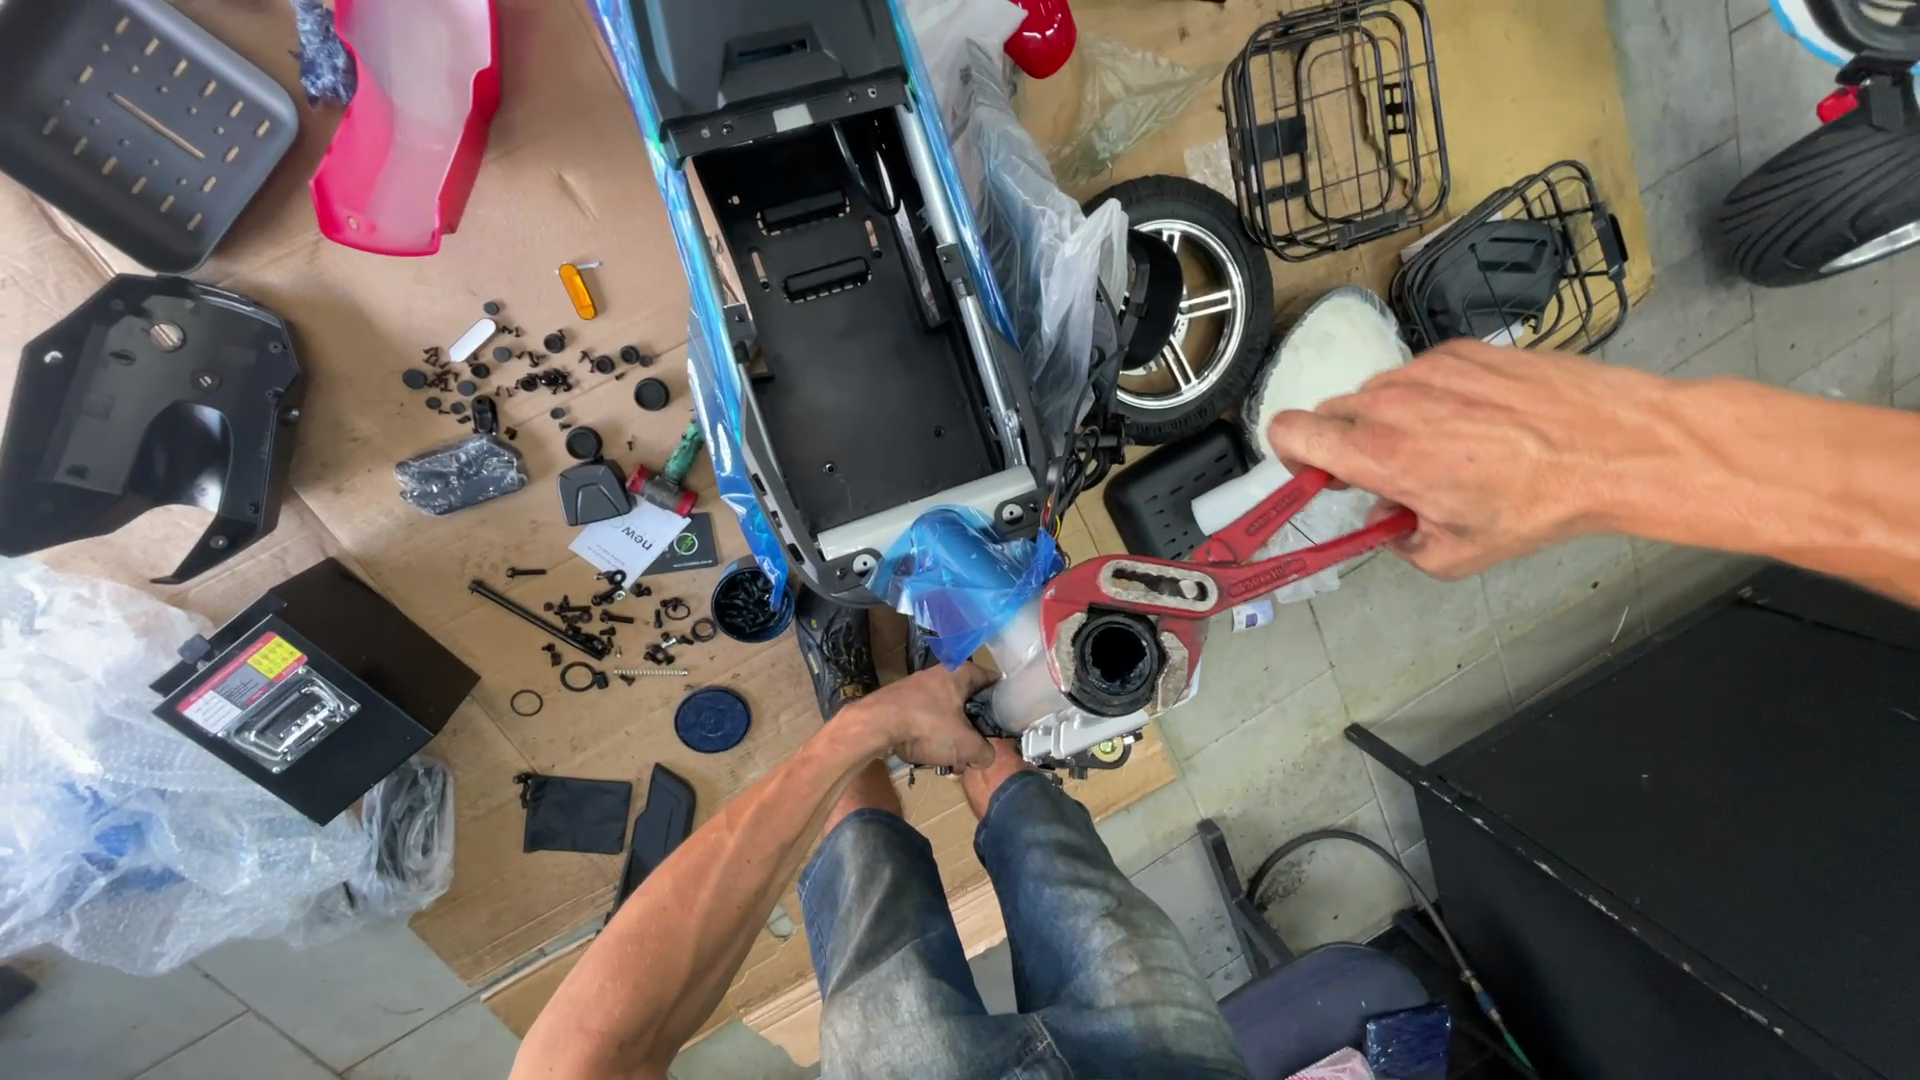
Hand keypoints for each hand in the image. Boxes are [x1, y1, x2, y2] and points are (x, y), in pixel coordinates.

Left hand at [841, 663, 998, 770]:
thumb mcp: (966, 745)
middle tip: (977, 748)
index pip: (992, 680)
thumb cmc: (927, 726)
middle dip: (973, 727)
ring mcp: (918, 685)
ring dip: (951, 734)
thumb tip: (985, 757)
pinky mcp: (901, 700)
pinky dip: (930, 734)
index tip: (1007, 719)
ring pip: (946, 712)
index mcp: (960, 672)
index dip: (1003, 700)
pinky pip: (926, 717)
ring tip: (951, 758)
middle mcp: (940, 673)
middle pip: (968, 700)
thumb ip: (985, 753)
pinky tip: (928, 754)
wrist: (874, 726)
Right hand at [1267, 340, 1680, 577]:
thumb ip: (1394, 540)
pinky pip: (1415, 373)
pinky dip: (1425, 395)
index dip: (1292, 454)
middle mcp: (1390, 404)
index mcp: (1378, 455)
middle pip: (1328, 415)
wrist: (1619, 447)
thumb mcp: (1452, 553)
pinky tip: (1471, 415)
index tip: (1321, 473)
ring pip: (1372, 393)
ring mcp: (1425, 371)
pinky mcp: (1459, 349)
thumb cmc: (1537, 504)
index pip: (1286, 431)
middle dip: (1344, 443)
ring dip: (1385, 419)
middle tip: (1387, 467)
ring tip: (1439, 441)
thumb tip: (1383, 519)